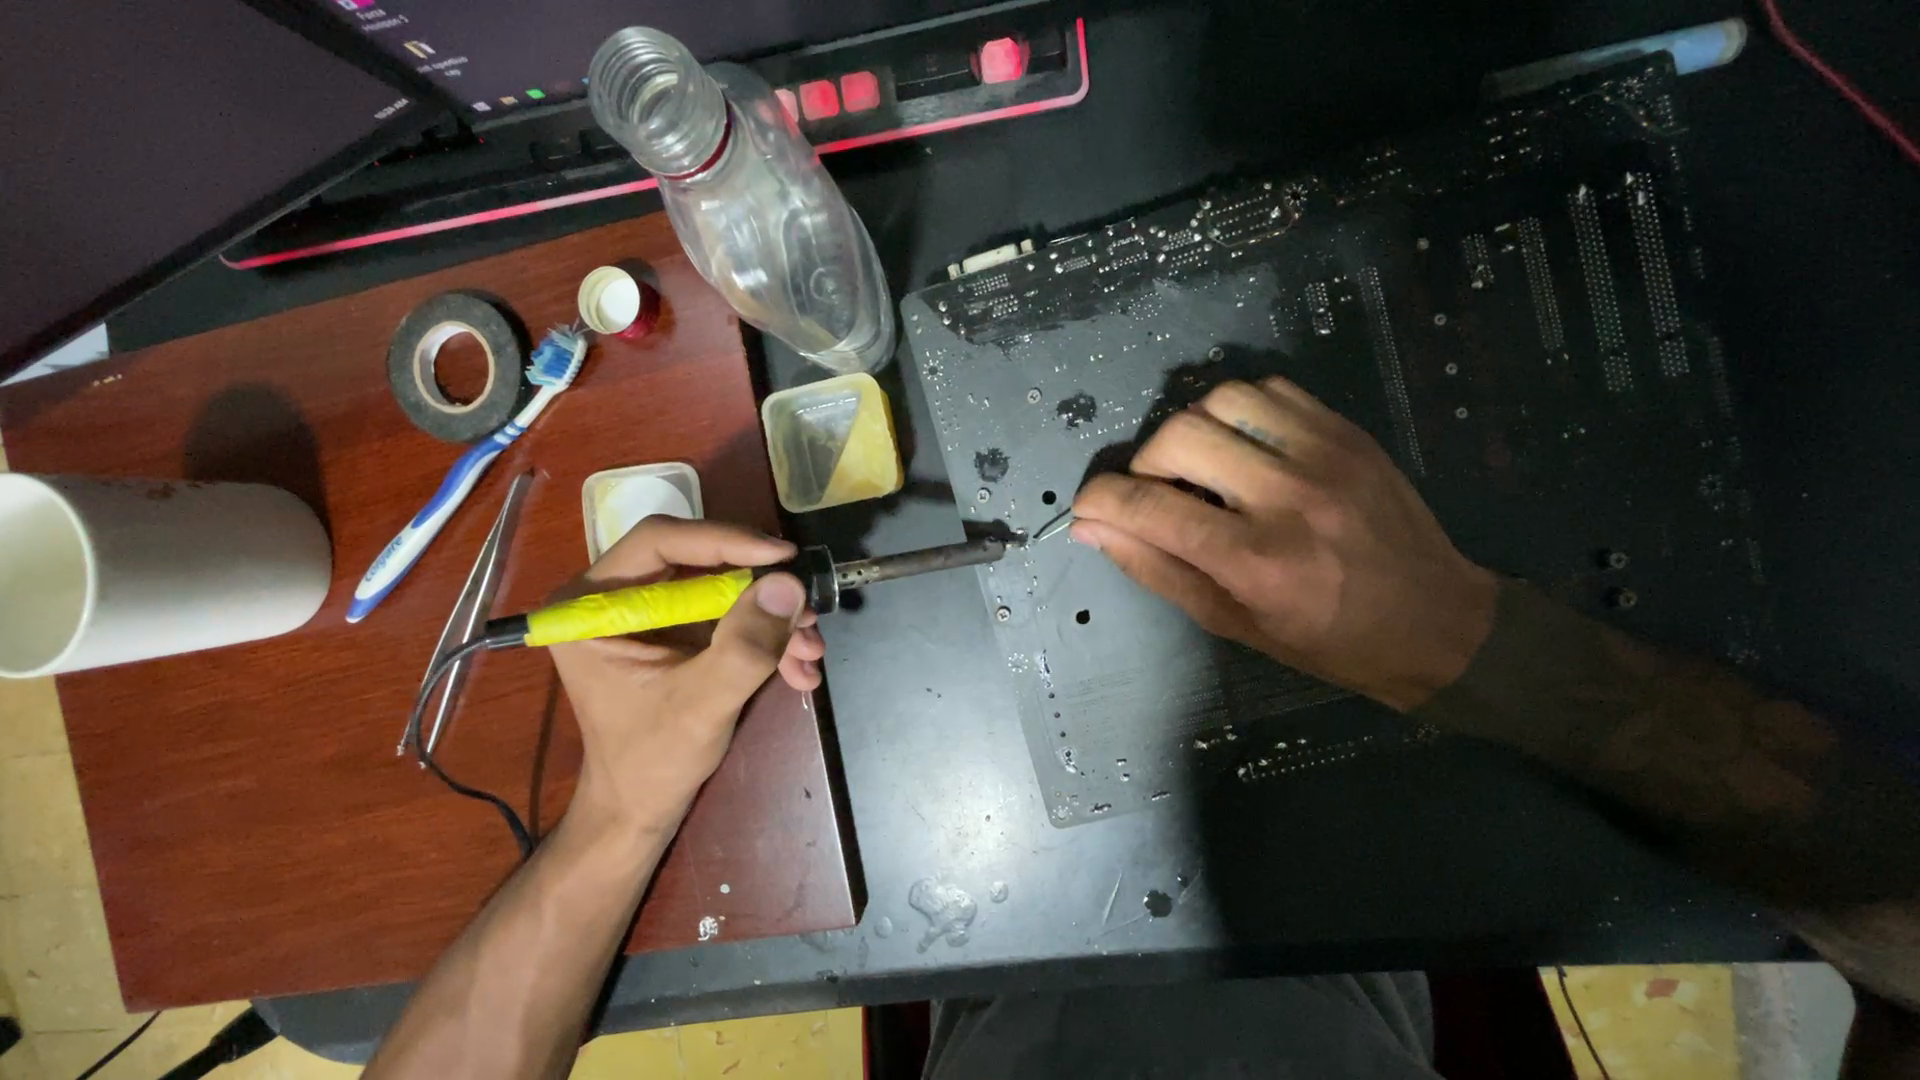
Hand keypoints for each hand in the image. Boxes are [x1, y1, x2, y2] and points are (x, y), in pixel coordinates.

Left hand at [548, 517, 825, 836]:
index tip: (782, 557)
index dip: (724, 540)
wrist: (641, 810)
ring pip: (725, 590)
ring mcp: (653, 616)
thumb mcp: (700, 705)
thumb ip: (743, 647)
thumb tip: (790, 584)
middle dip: (760, 591)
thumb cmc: (651, 762)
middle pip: (700, 562)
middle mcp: (618, 598)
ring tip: (810, 653)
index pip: (660, 541)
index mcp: (592, 604)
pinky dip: (769, 639)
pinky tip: (800, 670)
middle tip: (808, 612)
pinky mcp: (681, 635)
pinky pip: (732, 618)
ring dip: (774, 619)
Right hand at [1071, 376, 1497, 711]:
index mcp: (1255, 559)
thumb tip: (1092, 528)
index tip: (1089, 506)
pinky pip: (1269, 390)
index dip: (1101, 500)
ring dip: (1192, 429)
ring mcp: (1324, 454)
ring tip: (1203, 466)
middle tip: (1158, 493)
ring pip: (1221, 398)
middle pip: (1178, 436)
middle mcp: (1287, 495)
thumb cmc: (1325, 639)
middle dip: (1145, 463)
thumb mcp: (1231, 623)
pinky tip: (1246, 447)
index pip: (1149, 506)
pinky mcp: (1346, 431)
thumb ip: (1156, 569)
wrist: (1436, 622)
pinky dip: (1239, 411)